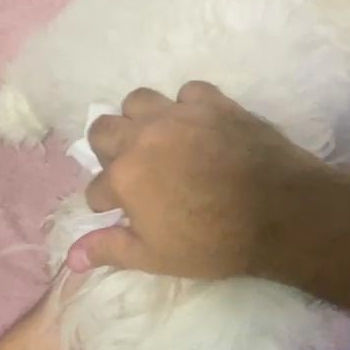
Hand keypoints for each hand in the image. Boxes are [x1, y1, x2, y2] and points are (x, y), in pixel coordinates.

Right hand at [66, 82, 344, 282]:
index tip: (118, 213)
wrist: (279, 213)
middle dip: (107, 151)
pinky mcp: (215, 104)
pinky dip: (185, 107)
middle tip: (129, 172)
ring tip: (154, 142)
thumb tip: (70, 257)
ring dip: (138, 121)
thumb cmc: (212, 243)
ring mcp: (180, 115)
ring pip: (138, 101)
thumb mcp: (154, 256)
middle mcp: (143, 137)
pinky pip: (187, 92)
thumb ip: (109, 249)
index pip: (96, 187)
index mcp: (124, 175)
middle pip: (102, 129)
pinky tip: (195, 129)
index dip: (104, 204)